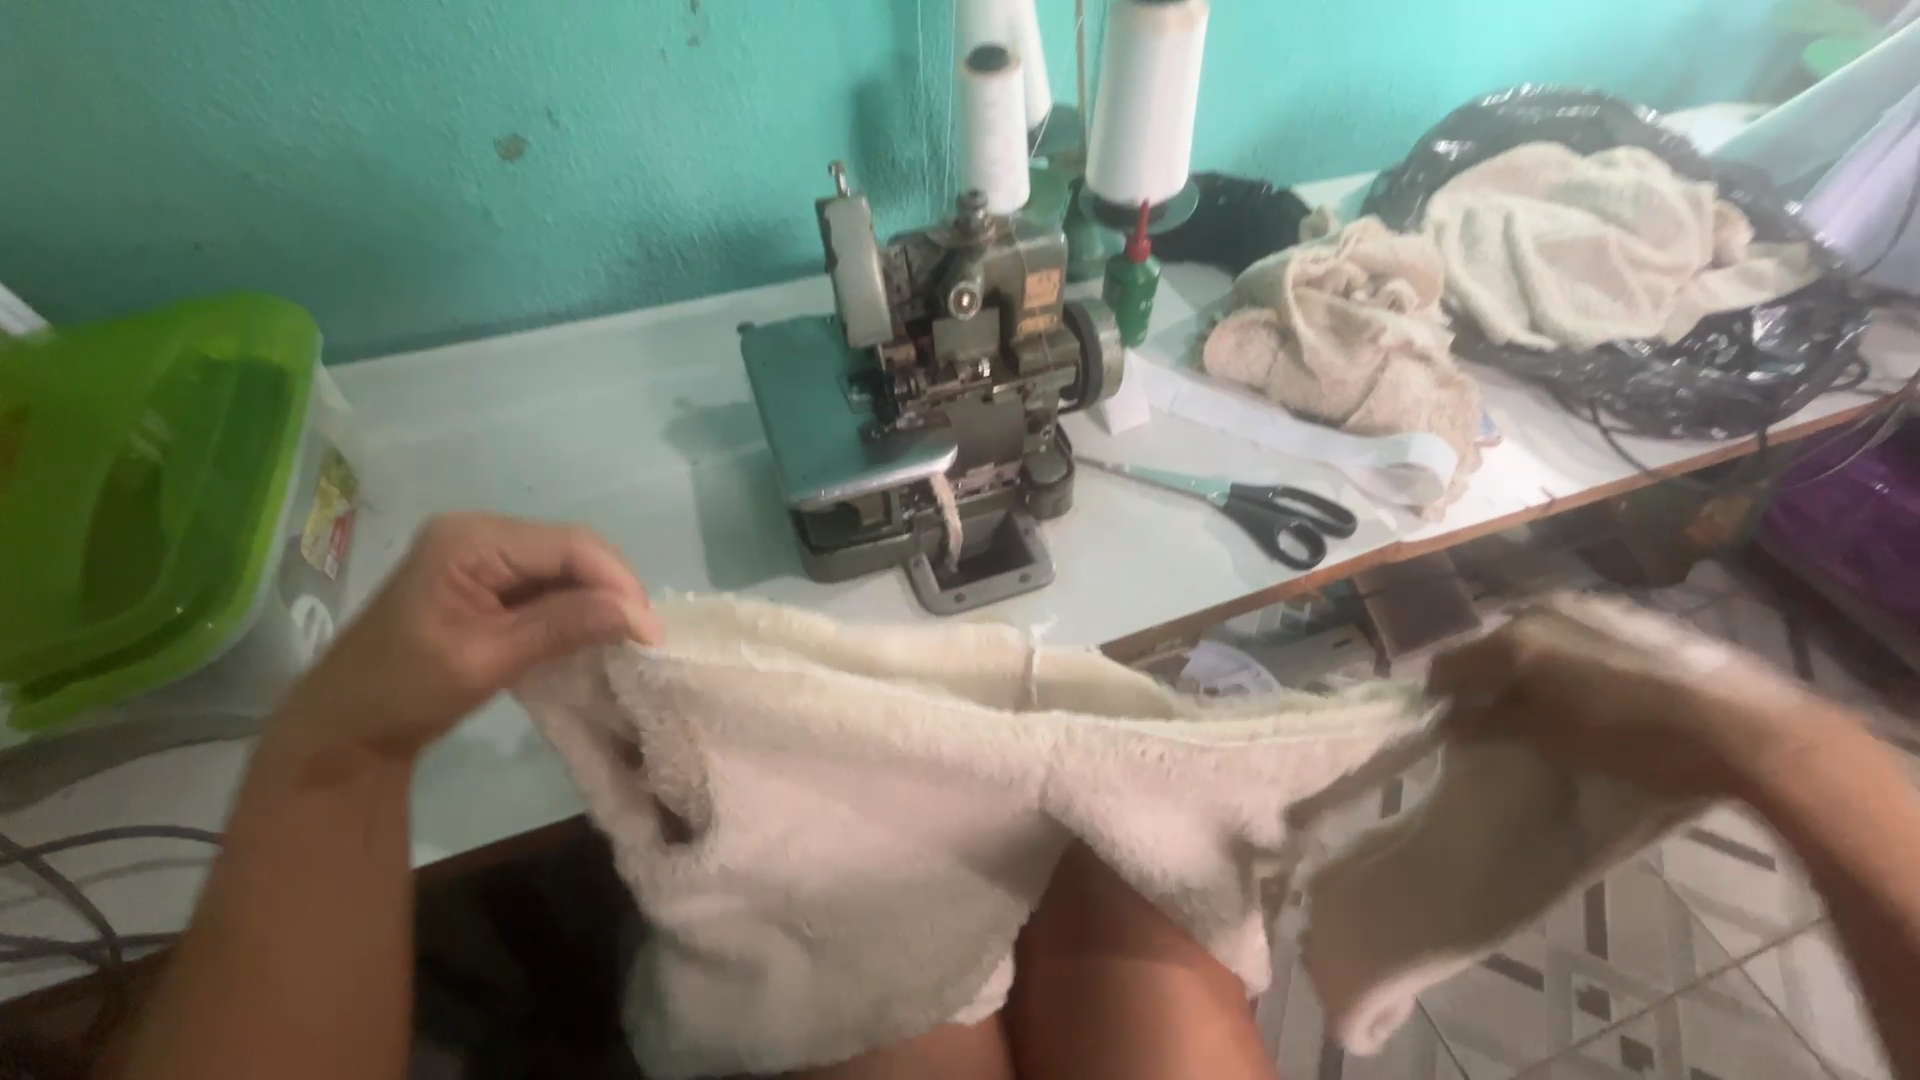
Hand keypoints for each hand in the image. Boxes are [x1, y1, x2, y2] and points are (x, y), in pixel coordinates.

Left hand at [278, 514, 659, 761]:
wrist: (346, 726)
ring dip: (599, 599)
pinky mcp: (490, 576)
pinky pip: (551, 581)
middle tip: (641, 636)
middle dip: (613, 589)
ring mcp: (485, 552)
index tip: (649, 631)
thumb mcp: (489, 659)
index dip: (617, 582)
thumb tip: (642, 617)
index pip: (569, 545)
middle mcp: (481, 531)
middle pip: (573, 549)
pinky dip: (577, 606)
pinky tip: (591, 632)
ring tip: (624, 636)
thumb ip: (565, 627)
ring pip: (568, 565)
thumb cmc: (405, 691)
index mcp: (471, 539)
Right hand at [1427, 593, 1849, 799]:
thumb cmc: (1634, 738)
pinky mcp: (1630, 616)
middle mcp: (1541, 612)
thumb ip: (1491, 723)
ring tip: (1553, 705)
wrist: (1749, 729)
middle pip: (1493, 647)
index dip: (1443, 693)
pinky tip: (1597, 690)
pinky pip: (1576, 635)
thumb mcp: (1551, 740)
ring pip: (1537, 638)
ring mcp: (1590, 608)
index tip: (1451, 721)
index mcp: (1514, 641)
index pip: (1449, 663)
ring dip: (1532, 668)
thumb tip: (1450, 721)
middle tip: (1503, 717)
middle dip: (1491, 679)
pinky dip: (1570, 660)